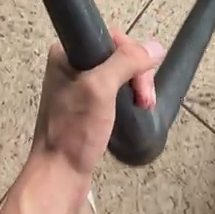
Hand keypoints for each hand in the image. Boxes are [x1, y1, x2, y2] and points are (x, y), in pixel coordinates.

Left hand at [31, 30, 161, 182]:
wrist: (59, 176)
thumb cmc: (74, 130)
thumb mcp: (101, 88)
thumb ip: (127, 62)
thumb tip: (155, 47)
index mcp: (66, 52)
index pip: (110, 37)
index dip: (131, 53)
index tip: (140, 77)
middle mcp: (71, 65)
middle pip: (118, 56)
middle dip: (137, 74)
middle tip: (145, 99)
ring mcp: (79, 87)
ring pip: (120, 74)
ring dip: (137, 88)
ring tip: (144, 107)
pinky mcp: (87, 108)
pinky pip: (116, 92)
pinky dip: (129, 99)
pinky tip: (136, 110)